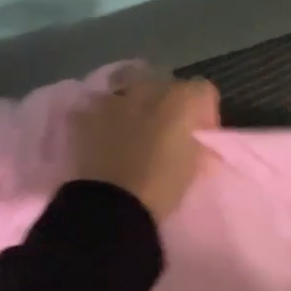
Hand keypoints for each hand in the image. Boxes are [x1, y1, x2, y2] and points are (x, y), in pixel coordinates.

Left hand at [72, 73, 219, 221]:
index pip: (202, 91)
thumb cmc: (162, 189)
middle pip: (164, 85)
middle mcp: (148, 89)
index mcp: (182, 101)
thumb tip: (195, 140)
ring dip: (134, 106)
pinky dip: (104, 118)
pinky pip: (99, 107)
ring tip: (132, 131)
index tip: (199, 135)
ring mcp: (114, 99)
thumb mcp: (194, 167)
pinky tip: (105, 137)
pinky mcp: (87, 115)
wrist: (112, 205)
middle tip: (165, 132)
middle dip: (167, 103)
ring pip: (128, 89)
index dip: (203, 113)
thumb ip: (198, 144)